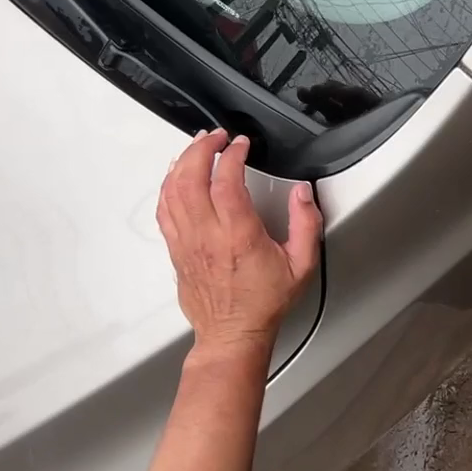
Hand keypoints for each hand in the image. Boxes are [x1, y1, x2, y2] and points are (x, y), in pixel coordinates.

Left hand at [156, 129, 321, 359]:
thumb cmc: (266, 301)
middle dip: (201, 150)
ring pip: (172, 192)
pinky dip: (168, 186)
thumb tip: (303, 192)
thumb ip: (307, 224)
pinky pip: (164, 211)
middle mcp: (207, 236)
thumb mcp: (303, 264)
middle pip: (189, 180)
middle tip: (216, 136)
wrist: (232, 334)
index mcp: (239, 236)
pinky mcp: (177, 250)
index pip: (226, 183)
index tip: (242, 143)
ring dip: (182, 163)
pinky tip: (177, 175)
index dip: (232, 156)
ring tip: (197, 147)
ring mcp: (187, 243)